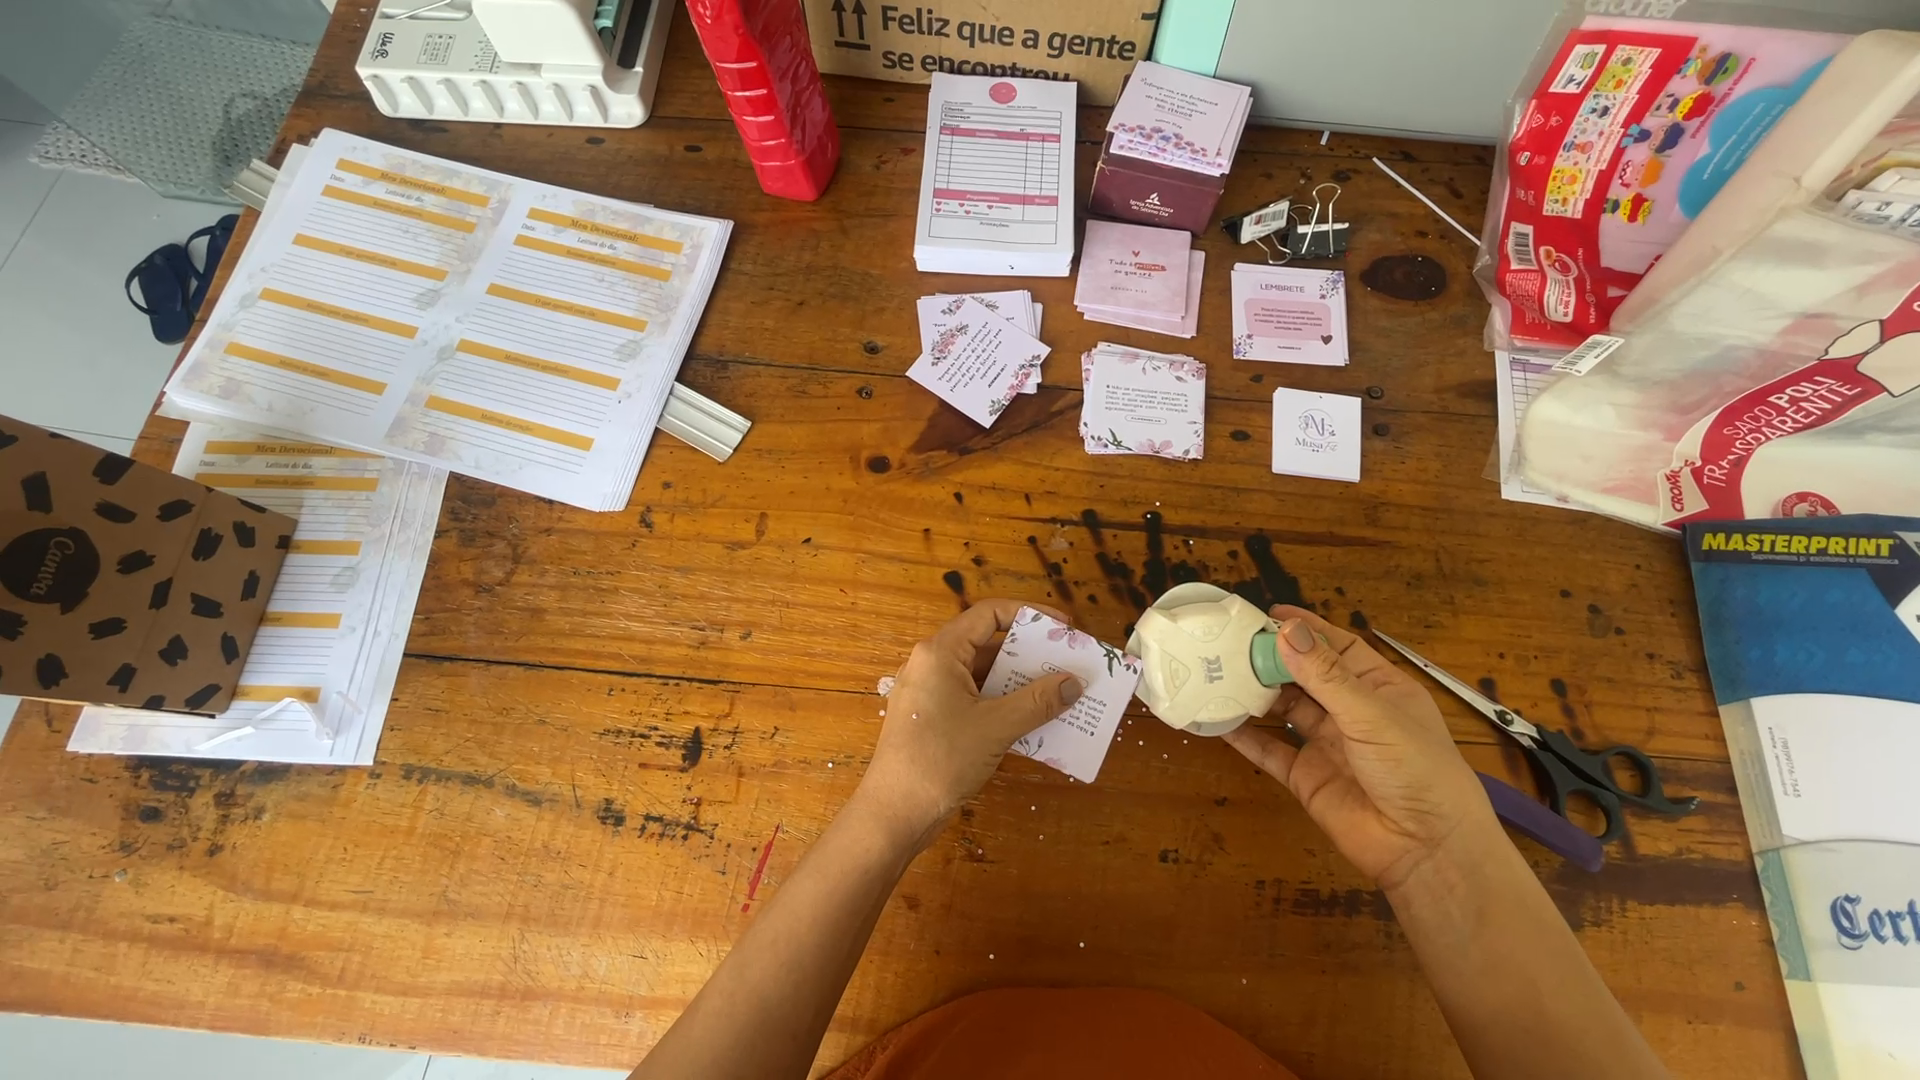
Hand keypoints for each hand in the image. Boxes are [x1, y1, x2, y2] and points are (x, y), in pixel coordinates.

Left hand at [858, 599, 1083, 848]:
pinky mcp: (933, 720)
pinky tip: (1034, 722)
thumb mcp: (995, 727)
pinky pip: (975, 700)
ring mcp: (931, 693)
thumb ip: (1037, 701)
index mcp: (940, 652)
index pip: (989, 614)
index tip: (1063, 627)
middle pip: (988, 644)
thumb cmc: (940, 760)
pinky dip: (1003, 706)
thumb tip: (1073, 683)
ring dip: (1020, 684)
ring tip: (1059, 694)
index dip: (1029, 614)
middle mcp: (932, 665)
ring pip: (983, 676)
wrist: (894, 813)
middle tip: (1068, 664)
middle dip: (1030, 654)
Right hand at [1223, 606, 1497, 891]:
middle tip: (1232, 643)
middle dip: (1272, 659)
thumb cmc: (1416, 769)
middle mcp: (1352, 713)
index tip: (1268, 614)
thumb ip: (1325, 674)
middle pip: (1305, 676)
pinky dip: (1244, 736)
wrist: (1425, 849)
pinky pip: (1269, 750)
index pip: (1339, 648)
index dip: (1306, 629)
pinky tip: (1217, 720)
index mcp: (1380, 689)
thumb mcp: (1372, 713)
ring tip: (1219, 673)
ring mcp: (1327, 745)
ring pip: (1284, 710)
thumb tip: (1285, 630)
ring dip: (1256, 693)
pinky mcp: (1305, 777)